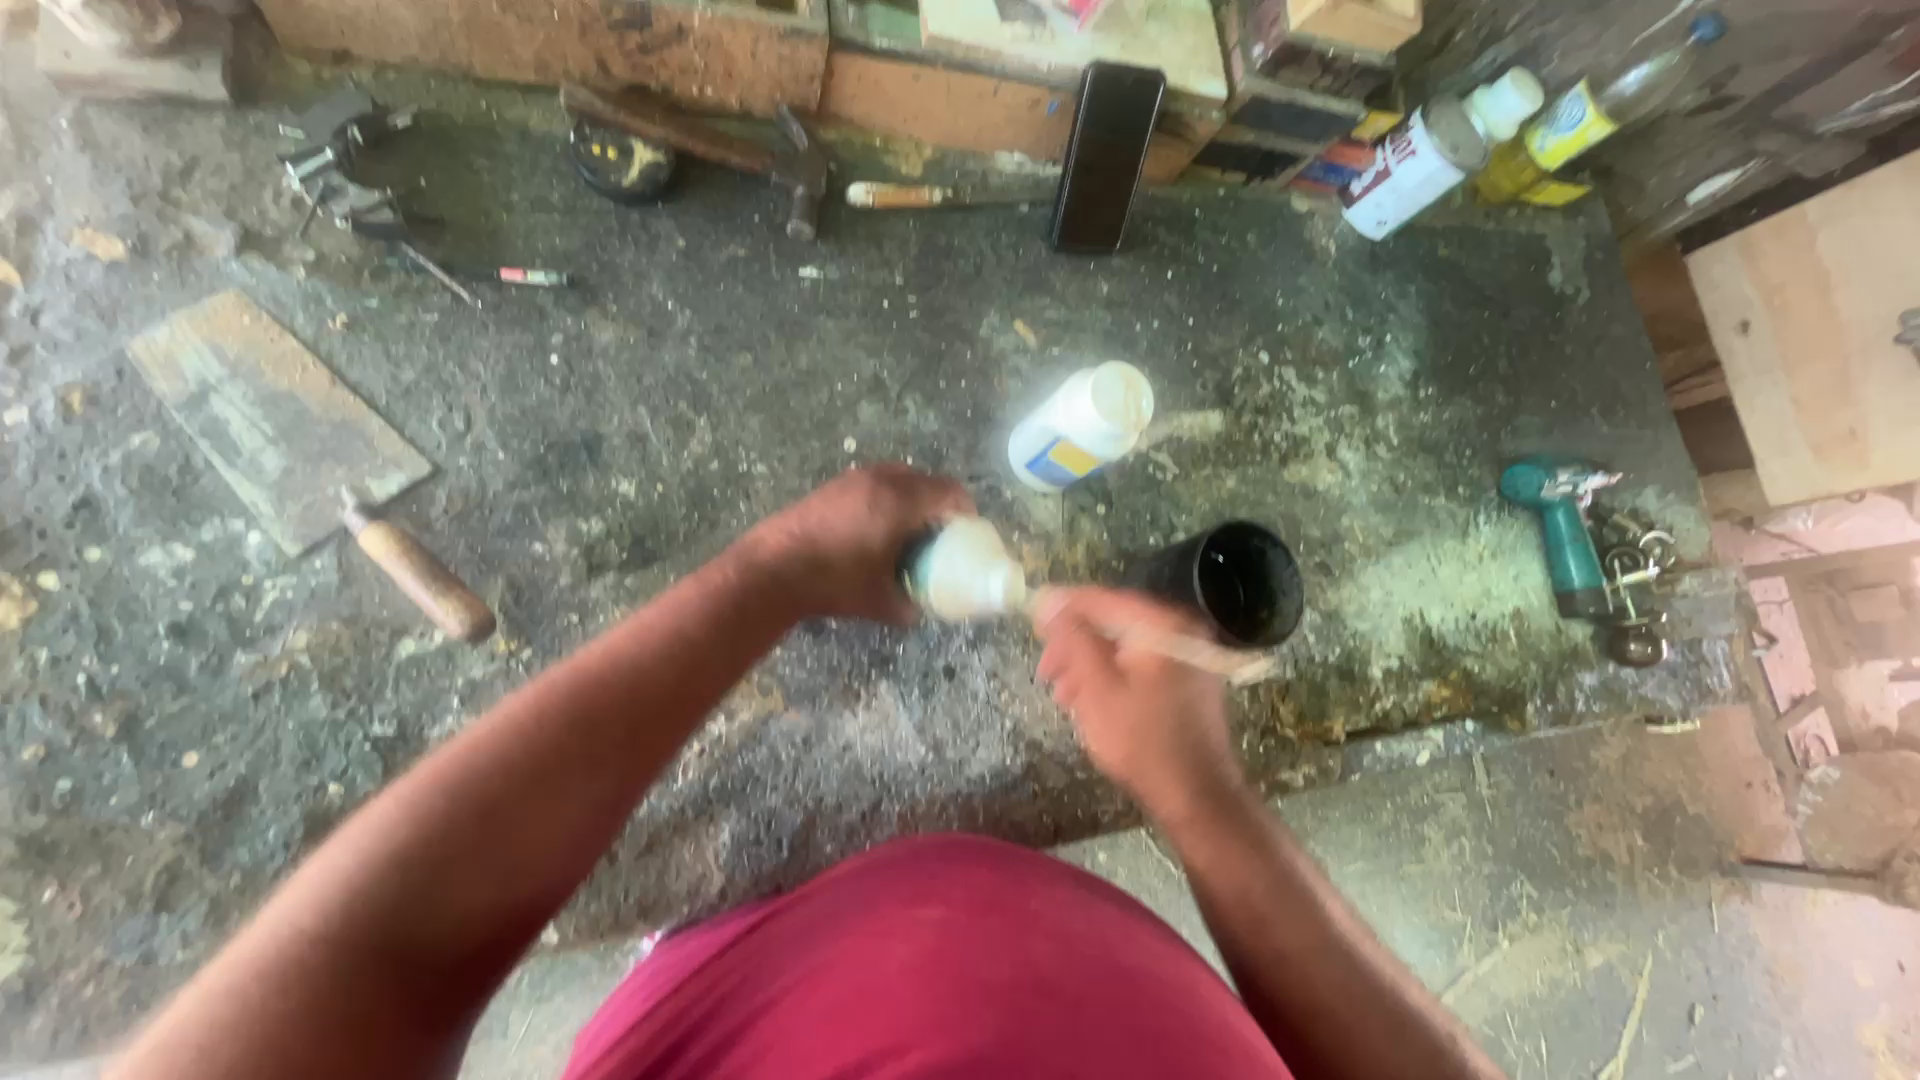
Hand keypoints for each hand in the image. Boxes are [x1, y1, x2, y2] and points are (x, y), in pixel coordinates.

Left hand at [742, 464, 974, 623]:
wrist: (771, 570)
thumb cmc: (833, 583)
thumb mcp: (880, 602)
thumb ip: (911, 605)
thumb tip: (922, 610)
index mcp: (901, 501)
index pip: (951, 493)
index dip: (966, 512)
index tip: (968, 533)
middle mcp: (881, 480)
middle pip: (928, 480)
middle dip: (941, 503)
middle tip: (942, 533)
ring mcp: (854, 478)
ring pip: (900, 478)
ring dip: (914, 497)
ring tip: (911, 530)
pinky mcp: (834, 485)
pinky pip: (877, 482)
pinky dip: (889, 497)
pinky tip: (879, 528)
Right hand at [1032, 586, 1248, 825]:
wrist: (1196, 796)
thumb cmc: (1142, 742)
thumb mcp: (1097, 687)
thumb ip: (1073, 638)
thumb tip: (1050, 601)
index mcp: (1163, 625)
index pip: (1103, 600)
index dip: (1064, 607)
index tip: (1032, 616)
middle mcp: (1181, 632)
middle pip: (1114, 623)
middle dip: (1075, 644)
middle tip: (1045, 668)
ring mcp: (1188, 657)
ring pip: (1124, 647)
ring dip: (1089, 664)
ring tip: (1061, 693)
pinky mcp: (1187, 681)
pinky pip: (1140, 665)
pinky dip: (1112, 676)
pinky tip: (1088, 700)